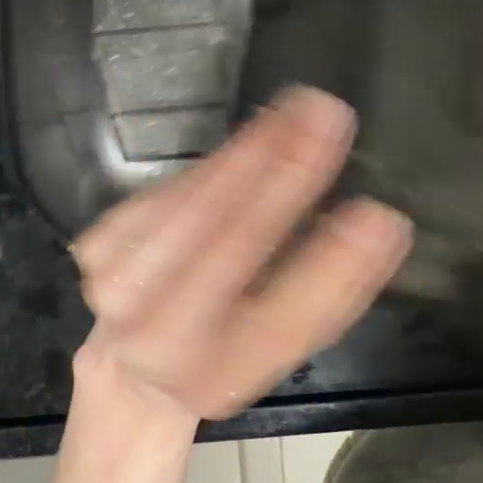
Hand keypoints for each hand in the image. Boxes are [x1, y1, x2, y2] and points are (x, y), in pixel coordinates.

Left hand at [69, 87, 412, 424]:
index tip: (379, 216)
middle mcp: (160, 338)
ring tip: (300, 108)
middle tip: (331, 120)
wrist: (133, 364)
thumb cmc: (226, 348)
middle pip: (233, 243)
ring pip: (198, 202)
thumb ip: (325, 293)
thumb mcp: (279, 346)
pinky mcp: (102, 242)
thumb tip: (379, 225)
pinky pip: (175, 187)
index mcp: (221, 375)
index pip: (289, 320)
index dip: (335, 267)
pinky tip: (258, 135)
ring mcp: (120, 286)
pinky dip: (222, 158)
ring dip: (254, 149)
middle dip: (287, 174)